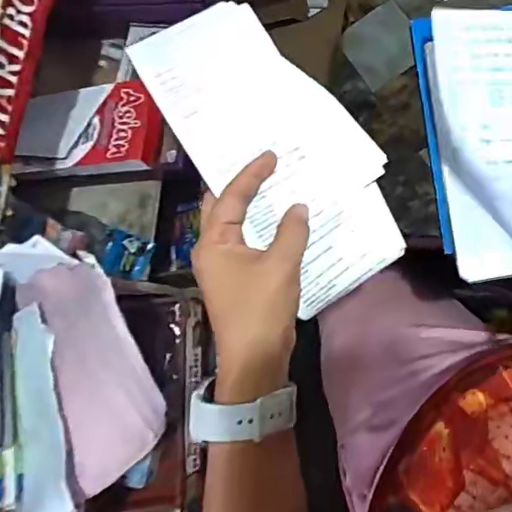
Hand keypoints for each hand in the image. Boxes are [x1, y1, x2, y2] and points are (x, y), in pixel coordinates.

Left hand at [194, 152, 309, 402]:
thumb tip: (298, 207)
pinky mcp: (239, 279)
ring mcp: (225, 266)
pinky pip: (250, 242)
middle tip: (263, 166)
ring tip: (274, 187)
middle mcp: (213, 250)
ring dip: (253, 207)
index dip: (251, 175)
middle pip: (222, 208)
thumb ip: (292, 231)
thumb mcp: (282, 264)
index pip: (230, 198)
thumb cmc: (261, 307)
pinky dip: (264, 228)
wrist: (256, 356)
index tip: (271, 156)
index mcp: (214, 243)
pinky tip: (282, 224)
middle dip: (242, 186)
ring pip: (236, 226)